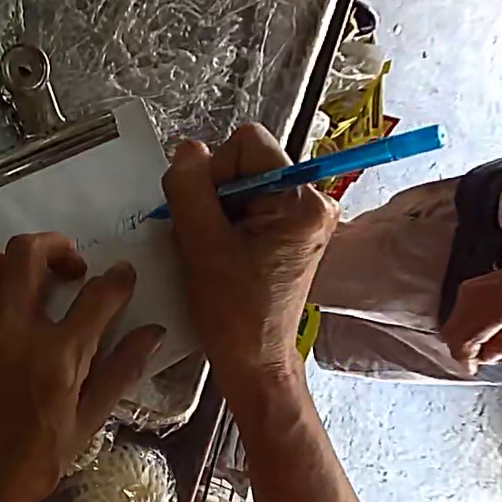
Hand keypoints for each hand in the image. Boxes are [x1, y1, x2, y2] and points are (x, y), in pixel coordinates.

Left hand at [0, 232, 164, 501]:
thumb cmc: (39, 456)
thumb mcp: (90, 419)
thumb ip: (122, 369)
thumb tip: (154, 331)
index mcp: (58, 355)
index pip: (97, 294)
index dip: (118, 277)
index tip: (122, 274)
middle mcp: (13, 332)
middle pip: (29, 252)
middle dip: (57, 246)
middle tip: (71, 266)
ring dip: (15, 264)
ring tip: (30, 286)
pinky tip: (0, 336)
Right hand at [163, 124, 336, 389]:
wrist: (254, 358)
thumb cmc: (233, 313)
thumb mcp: (201, 244)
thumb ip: (190, 187)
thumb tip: (188, 149)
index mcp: (301, 201)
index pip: (247, 143)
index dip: (215, 171)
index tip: (207, 213)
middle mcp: (313, 202)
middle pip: (247, 162)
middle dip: (217, 194)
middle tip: (209, 237)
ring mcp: (305, 218)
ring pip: (245, 184)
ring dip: (220, 211)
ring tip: (217, 249)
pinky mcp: (293, 232)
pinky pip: (252, 205)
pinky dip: (230, 223)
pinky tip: (225, 252)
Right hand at [439, 245, 501, 372]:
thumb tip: (487, 357)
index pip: (464, 337)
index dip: (467, 359)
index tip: (476, 369)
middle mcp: (483, 293)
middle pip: (451, 331)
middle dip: (463, 350)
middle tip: (483, 360)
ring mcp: (476, 285)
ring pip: (452, 322)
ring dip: (464, 339)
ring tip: (490, 347)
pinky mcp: (476, 284)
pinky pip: (458, 312)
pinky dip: (465, 327)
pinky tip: (487, 333)